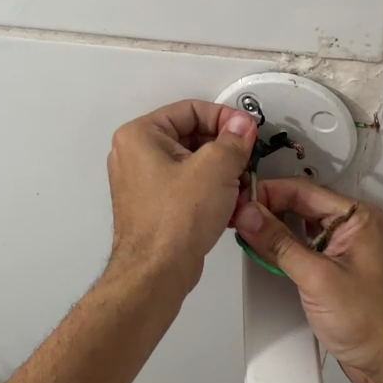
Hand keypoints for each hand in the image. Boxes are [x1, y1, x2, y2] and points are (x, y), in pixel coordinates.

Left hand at [106, 100, 256, 285]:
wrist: (156, 273)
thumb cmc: (172, 224)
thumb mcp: (215, 169)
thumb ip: (233, 140)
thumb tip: (242, 126)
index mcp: (140, 136)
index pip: (190, 110)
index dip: (224, 117)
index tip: (246, 130)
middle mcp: (136, 156)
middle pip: (192, 136)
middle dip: (224, 151)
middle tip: (246, 160)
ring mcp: (144, 182)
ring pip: (193, 165)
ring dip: (221, 174)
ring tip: (239, 187)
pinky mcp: (155, 206)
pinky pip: (188, 188)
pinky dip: (210, 193)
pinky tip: (230, 206)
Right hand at [234, 180, 382, 382]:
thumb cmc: (370, 321)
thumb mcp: (318, 278)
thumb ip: (280, 244)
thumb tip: (249, 216)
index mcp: (357, 218)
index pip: (303, 191)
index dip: (268, 193)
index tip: (239, 203)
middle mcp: (351, 228)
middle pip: (300, 205)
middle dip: (267, 210)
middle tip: (235, 219)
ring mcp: (342, 249)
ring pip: (298, 226)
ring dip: (273, 229)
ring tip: (243, 233)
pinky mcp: (333, 270)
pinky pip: (302, 248)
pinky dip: (281, 248)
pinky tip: (262, 252)